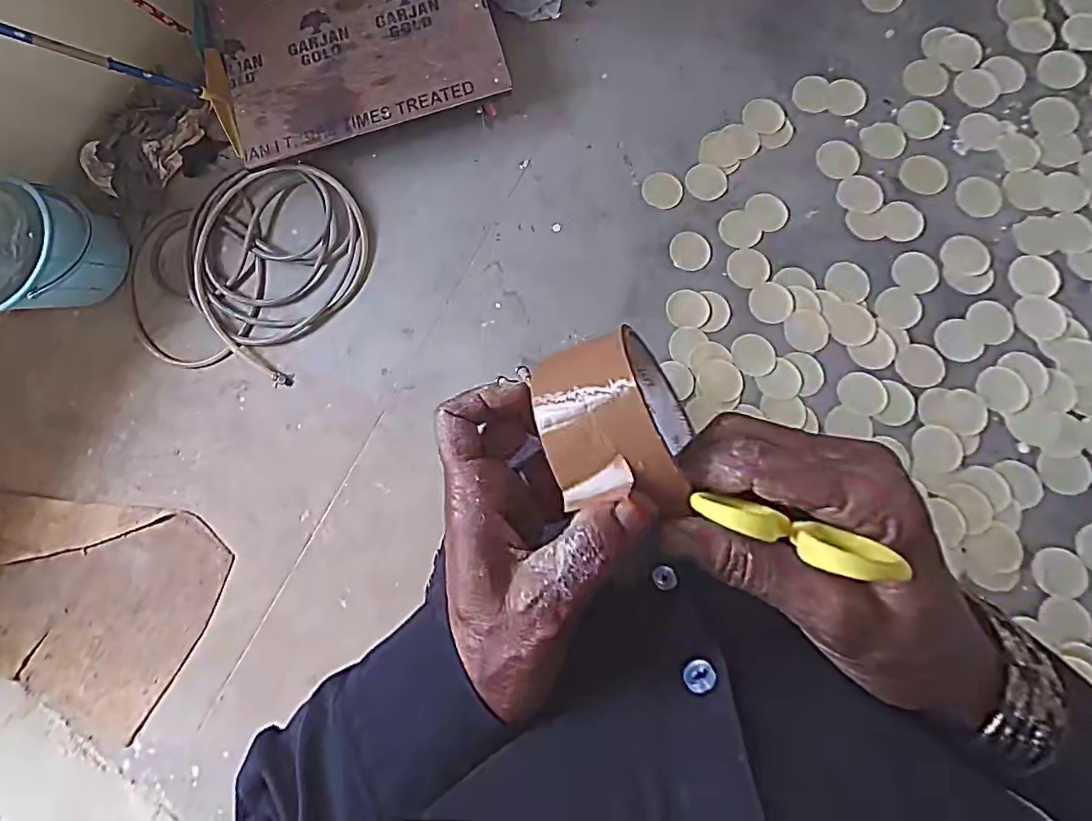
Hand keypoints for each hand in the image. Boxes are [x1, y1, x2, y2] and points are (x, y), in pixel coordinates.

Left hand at [438, 381, 656, 724]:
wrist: (485, 698)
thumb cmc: (489, 654)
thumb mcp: (543, 600)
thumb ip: (589, 550)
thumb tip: (632, 502)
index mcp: (474, 499)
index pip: (459, 424)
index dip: (488, 397)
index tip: (534, 392)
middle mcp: (492, 497)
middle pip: (513, 431)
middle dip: (553, 417)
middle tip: (596, 412)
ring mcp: (516, 514)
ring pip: (544, 460)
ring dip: (580, 452)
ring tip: (620, 445)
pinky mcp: (539, 534)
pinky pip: (566, 493)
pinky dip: (593, 487)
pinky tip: (624, 493)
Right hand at [663, 415, 1002, 727]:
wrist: (950, 653)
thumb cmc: (910, 647)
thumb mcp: (831, 619)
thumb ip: (753, 568)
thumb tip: (680, 533)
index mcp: (866, 489)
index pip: (755, 459)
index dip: (698, 481)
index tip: (662, 513)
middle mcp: (853, 457)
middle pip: (743, 437)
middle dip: (697, 475)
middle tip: (674, 522)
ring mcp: (839, 455)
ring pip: (743, 438)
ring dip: (709, 476)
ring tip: (700, 525)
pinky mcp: (823, 465)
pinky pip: (757, 452)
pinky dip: (728, 480)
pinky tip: (728, 517)